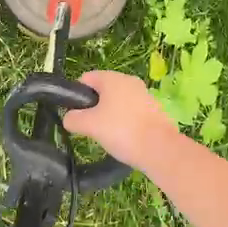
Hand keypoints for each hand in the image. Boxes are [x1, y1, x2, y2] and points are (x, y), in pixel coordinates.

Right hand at [62, 70, 177, 169]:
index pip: (86, 78)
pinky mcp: (154, 109)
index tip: (77, 116)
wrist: (159, 148)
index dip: (77, 95)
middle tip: (92, 128)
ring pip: (118, 102)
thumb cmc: (121, 131)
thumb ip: (73, 119)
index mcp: (111, 78)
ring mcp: (143, 94)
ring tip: (109, 136)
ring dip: (111, 115)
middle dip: (95, 107)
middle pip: (103, 90)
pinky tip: (126, 139)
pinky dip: (127, 122)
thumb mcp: (90, 126)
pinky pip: (133, 111)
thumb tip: (68, 118)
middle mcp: (128, 80)